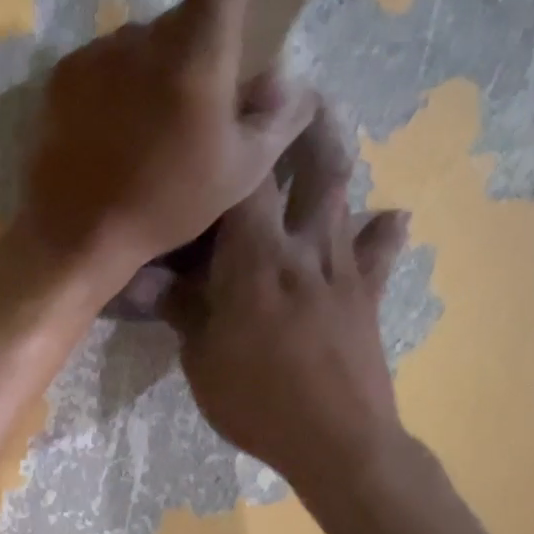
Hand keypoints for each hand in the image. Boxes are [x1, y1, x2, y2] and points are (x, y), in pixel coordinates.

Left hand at [14, 0, 315, 288]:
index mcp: (196, 51)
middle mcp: (140, 36)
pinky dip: (117, 87)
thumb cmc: (165, 205)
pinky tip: (112, 134)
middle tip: (199, 112)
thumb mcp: (243, 169)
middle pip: (184, 21)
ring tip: (149, 135)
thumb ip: (278, 114)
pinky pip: (103, 66)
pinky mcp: (59, 78)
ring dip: (154, 73)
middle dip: (199, 52)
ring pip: (141, 47)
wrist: (73, 236)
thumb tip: (285, 79)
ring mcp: (94, 55)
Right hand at [163, 104, 411, 488]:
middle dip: (306, 126)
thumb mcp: (200, 356)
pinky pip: (377, 254)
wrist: (339, 442)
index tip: (234, 99)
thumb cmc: (256, 400)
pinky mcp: (366, 298)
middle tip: (299, 90)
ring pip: (343, 200)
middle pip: (312, 172)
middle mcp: (302, 250)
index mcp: (254, 259)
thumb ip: (180, 308)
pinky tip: (392, 217)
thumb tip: (142, 276)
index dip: (241, 136)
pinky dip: (383, 233)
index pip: (245, 182)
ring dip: (335, 162)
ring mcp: (342, 272)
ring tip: (328, 131)